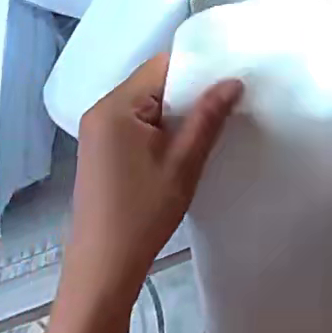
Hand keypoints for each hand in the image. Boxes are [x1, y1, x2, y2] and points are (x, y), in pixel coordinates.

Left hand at [68, 55, 242, 301]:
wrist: (103, 267)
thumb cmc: (143, 213)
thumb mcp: (184, 163)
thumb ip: (208, 117)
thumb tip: (233, 81)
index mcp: (116, 107)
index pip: (162, 66)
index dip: (196, 70)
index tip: (227, 82)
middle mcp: (101, 110)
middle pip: (154, 81)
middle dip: (189, 91)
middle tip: (225, 103)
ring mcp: (98, 129)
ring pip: (147, 101)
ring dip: (176, 110)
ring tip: (208, 123)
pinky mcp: (102, 147)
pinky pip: (137, 119)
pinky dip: (162, 125)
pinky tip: (183, 143)